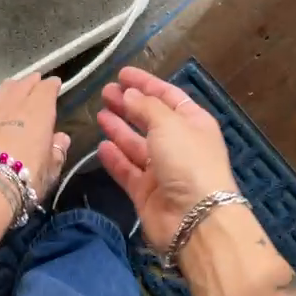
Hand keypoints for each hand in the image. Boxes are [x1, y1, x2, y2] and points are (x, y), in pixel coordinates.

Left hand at [0, 75, 70, 193]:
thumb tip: (61, 139)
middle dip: (31, 82)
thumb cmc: (24, 178)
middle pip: (22, 85)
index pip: (46, 89)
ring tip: (13, 89)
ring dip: (9, 89)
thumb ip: (57, 151)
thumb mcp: (50, 170)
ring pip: (0, 92)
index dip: (52, 85)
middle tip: (35, 82)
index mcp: (38, 111)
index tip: (55, 84)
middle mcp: (13, 104)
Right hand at [97, 66, 238, 244]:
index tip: (121, 74)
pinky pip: (128, 170)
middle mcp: (179, 144)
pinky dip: (115, 158)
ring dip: (119, 128)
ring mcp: (162, 169)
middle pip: (150, 118)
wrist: (196, 220)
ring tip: (100, 113)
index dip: (145, 83)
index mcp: (193, 122)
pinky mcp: (147, 192)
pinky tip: (101, 145)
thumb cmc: (188, 161)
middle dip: (129, 104)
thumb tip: (129, 94)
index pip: (167, 96)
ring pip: (136, 144)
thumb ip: (146, 106)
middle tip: (105, 92)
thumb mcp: (169, 124)